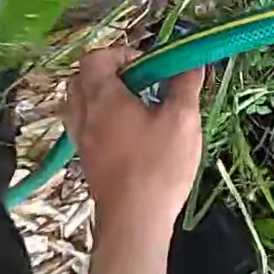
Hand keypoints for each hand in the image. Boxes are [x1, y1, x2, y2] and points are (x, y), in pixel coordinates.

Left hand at [62, 47, 205, 242]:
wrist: (134, 221)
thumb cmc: (159, 166)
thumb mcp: (183, 119)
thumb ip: (185, 85)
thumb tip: (192, 62)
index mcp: (104, 99)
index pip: (96, 58)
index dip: (123, 53)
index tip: (151, 65)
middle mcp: (84, 115)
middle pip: (83, 78)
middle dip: (112, 71)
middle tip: (143, 80)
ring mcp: (82, 139)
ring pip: (81, 102)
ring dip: (105, 94)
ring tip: (138, 103)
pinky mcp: (87, 158)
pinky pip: (86, 123)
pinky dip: (103, 116)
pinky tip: (133, 128)